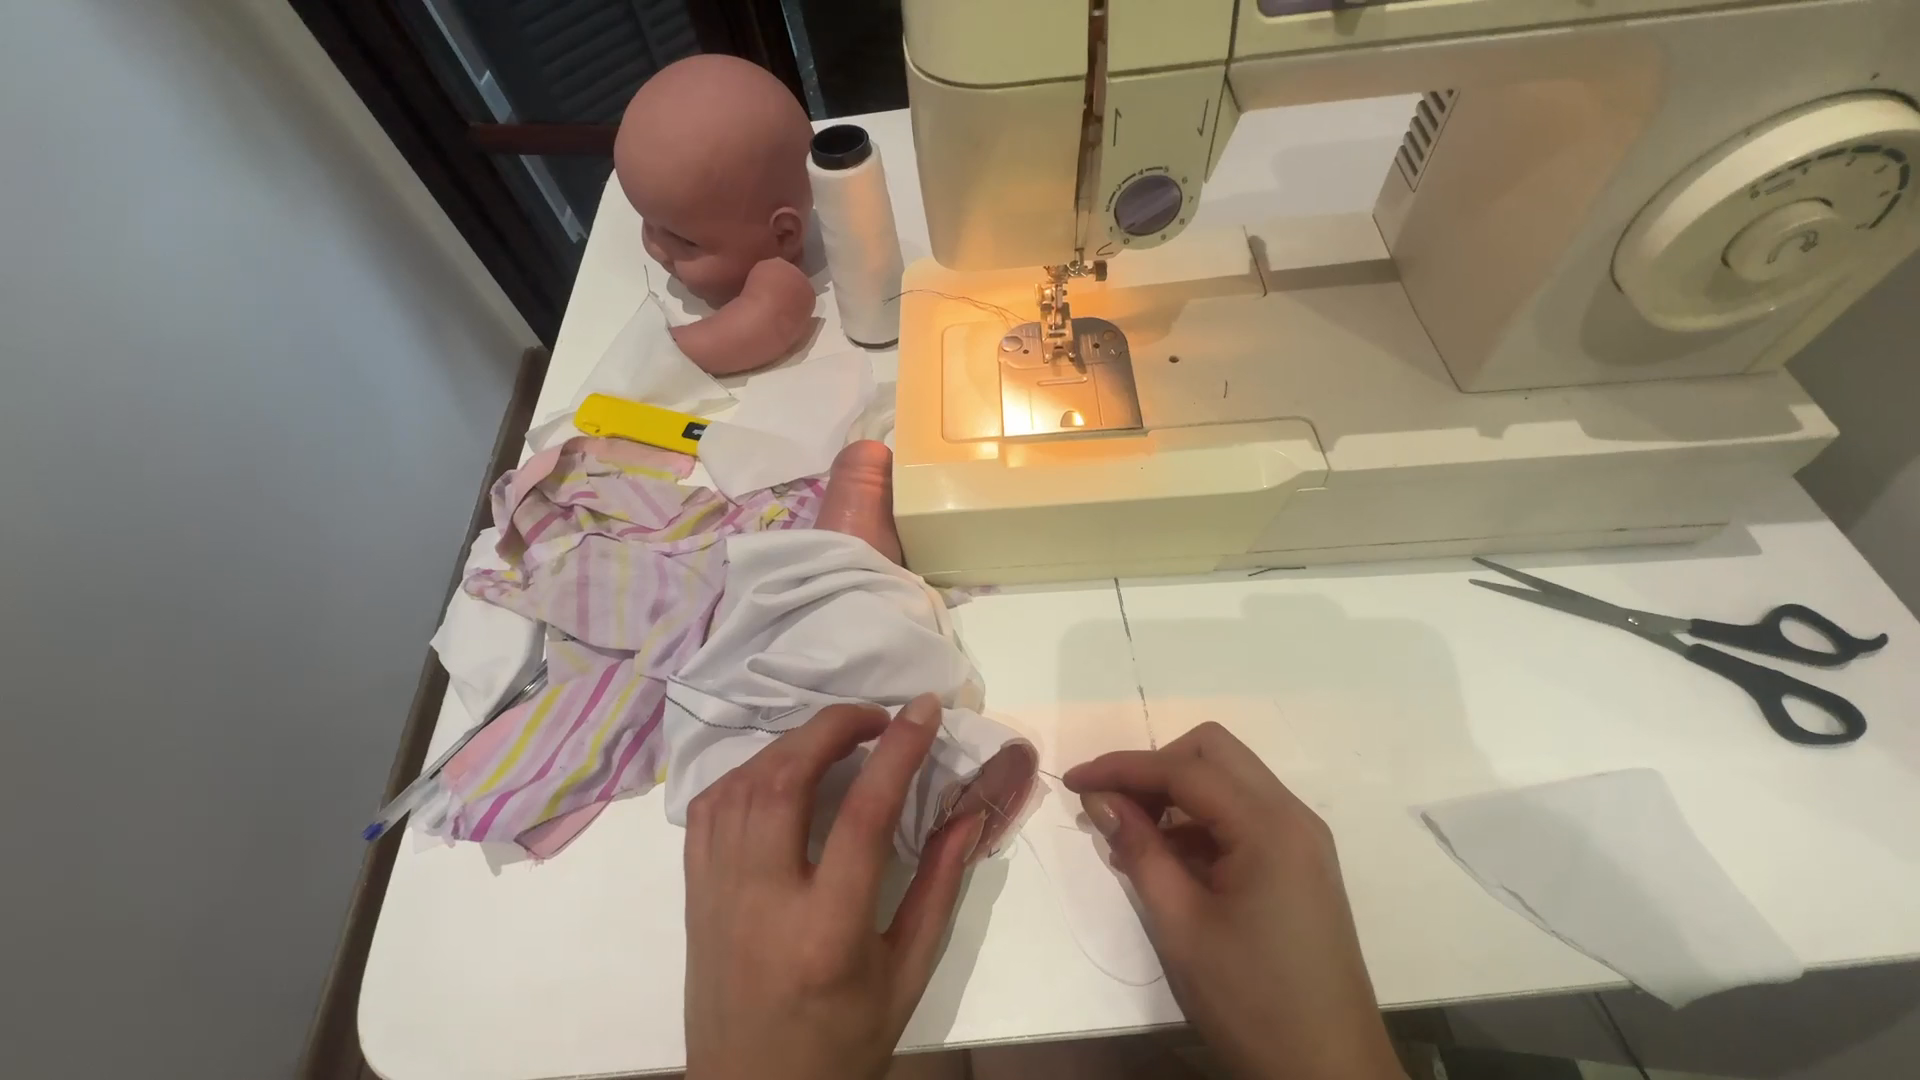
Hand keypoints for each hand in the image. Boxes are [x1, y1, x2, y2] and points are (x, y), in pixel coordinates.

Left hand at [683, 697, 987, 1079]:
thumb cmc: (843, 1040)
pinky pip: (710, 807)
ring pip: (742, 785)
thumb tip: (968, 811)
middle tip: (876, 718)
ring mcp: (717, 893)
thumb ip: (938, 885)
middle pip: (785, 782)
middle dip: (833, 728)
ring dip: (793, 743)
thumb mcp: (908, 972)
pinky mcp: (694, 891)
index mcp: (827, 931)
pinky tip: (782, 770)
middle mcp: (762, 902)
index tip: (923, 709)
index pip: (863, 816)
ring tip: (836, 738)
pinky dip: (749, 770)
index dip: (897, 750)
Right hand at [1064, 723, 1402, 1079]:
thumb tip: (1099, 798)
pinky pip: (1242, 813)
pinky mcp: (1300, 862)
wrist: (1331, 1077)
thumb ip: (1138, 849)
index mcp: (1269, 827)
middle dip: (1155, 767)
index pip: (1184, 769)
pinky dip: (1200, 820)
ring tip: (1131, 838)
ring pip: (1228, 778)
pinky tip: (1169, 859)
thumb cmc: (1252, 1002)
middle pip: (1213, 752)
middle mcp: (1292, 816)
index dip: (1122, 768)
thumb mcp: (1181, 926)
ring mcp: (1302, 838)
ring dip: (1176, 793)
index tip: (1073, 781)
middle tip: (1113, 805)